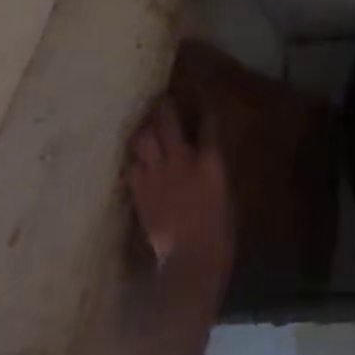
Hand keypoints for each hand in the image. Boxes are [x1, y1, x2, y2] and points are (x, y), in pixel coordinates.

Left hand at [125, 98, 234, 303]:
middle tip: (163, 100)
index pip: (208, 123)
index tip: (203, 97)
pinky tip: (135, 158)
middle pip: (168, 124)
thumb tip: (204, 154)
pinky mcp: (140, 194)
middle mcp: (181, 160)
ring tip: (144, 125)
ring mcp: (157, 176)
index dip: (205, 107)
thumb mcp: (223, 188)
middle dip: (165, 108)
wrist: (191, 257)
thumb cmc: (219, 225)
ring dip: (144, 130)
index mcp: (210, 159)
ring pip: (143, 141)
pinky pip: (131, 167)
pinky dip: (133, 159)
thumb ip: (211, 166)